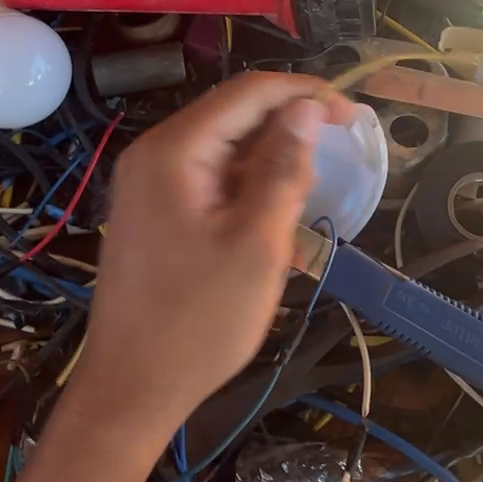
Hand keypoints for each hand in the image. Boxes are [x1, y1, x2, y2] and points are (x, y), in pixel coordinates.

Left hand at [70, 72, 360, 431]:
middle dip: (288, 123)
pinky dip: (246, 180)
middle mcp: (154, 152)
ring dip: (269, 155)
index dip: (305, 93)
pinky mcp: (153, 207)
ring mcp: (149, 180)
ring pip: (223, 144)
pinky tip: (271, 209)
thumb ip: (283, 168)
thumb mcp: (257, 243)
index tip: (351, 115)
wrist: (130, 389)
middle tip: (337, 151)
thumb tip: (306, 108)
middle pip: (233, 113)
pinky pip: (208, 173)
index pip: (249, 92)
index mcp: (174, 150)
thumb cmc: (199, 322)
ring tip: (307, 188)